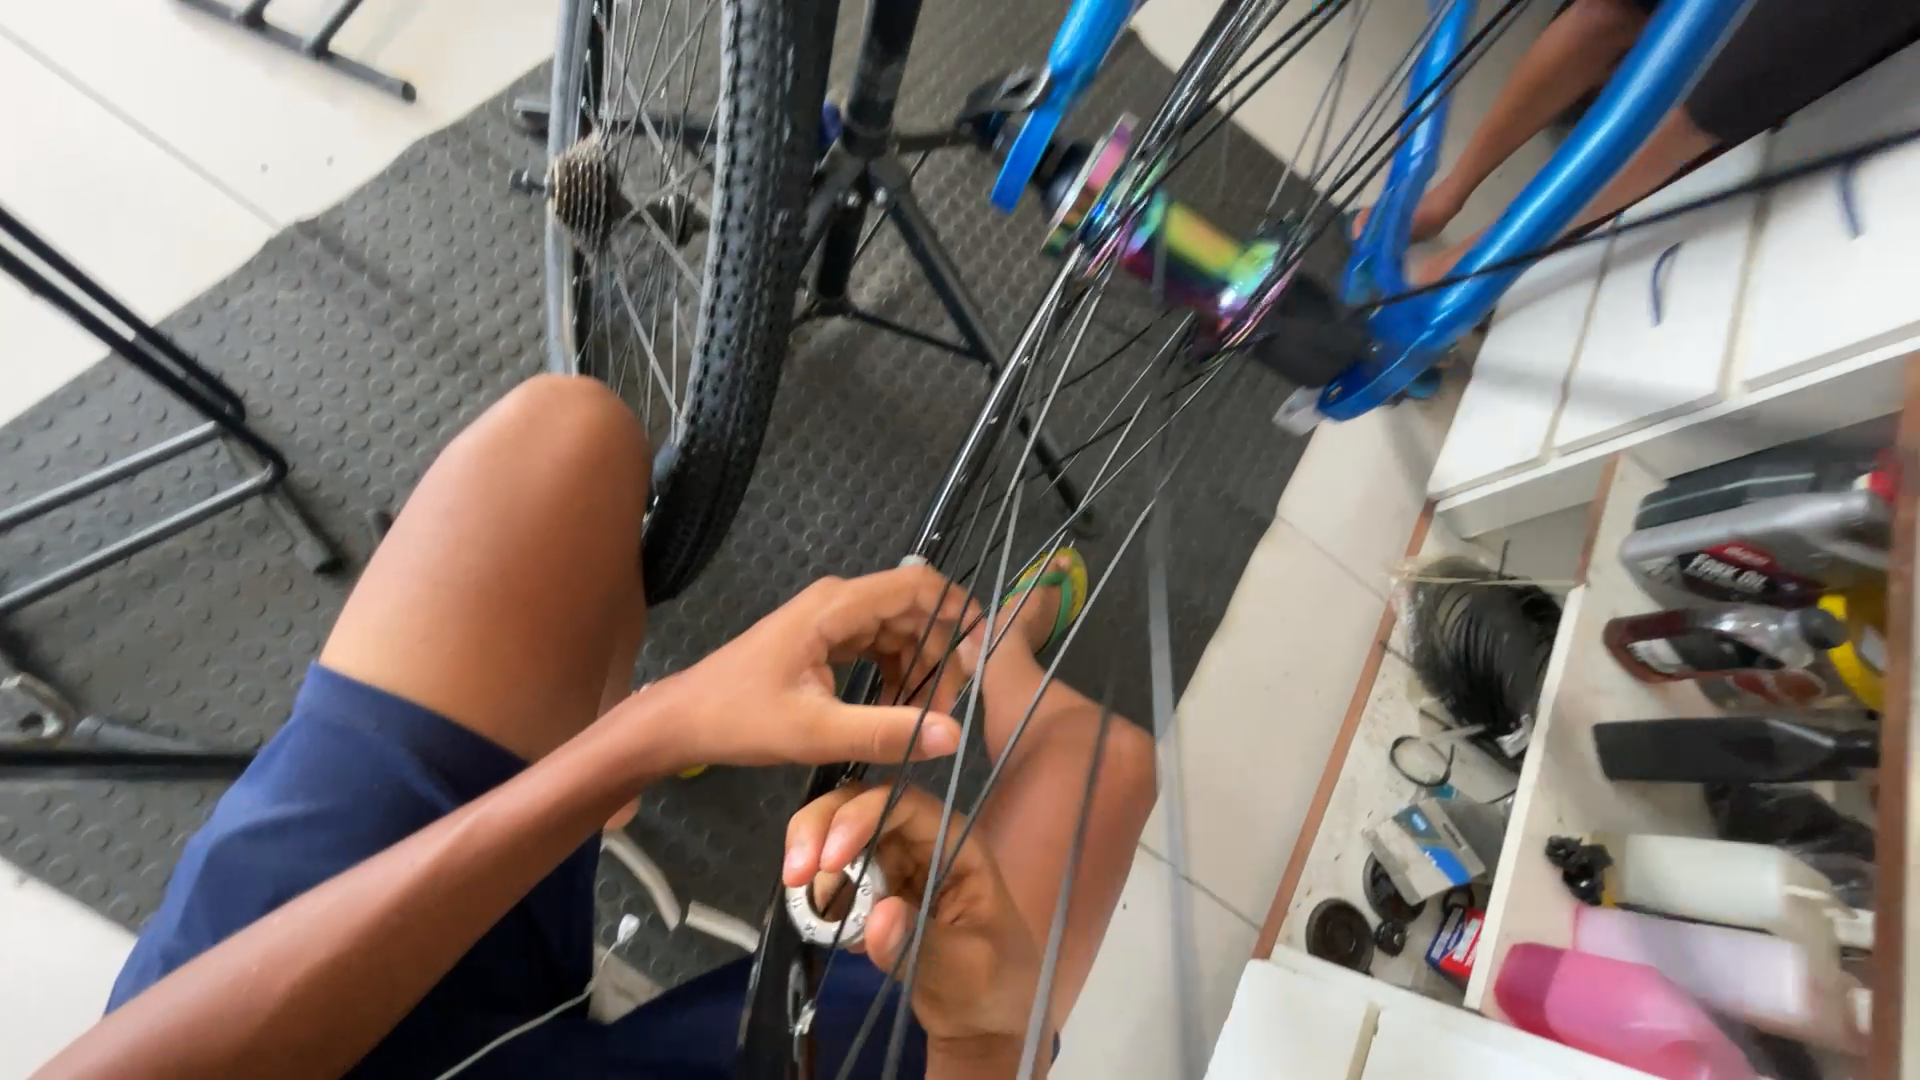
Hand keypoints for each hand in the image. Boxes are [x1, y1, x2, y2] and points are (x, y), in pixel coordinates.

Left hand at [632, 565, 980, 769]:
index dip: (959, 612)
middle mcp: (840, 602)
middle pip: (914, 611)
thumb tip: (953, 735)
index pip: (918, 586)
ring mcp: (832, 619)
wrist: (682, 720)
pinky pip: (878, 646)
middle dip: (941, 654)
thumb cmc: (741, 719)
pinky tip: (896, 709)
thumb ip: (885, 731)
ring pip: (899, 631)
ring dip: (920, 668)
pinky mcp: (826, 638)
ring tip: (923, 716)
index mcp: (838, 606)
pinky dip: (896, 673)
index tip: (981, 656)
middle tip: (948, 708)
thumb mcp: (815, 733)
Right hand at [784, 783, 1043, 1053]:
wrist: (982, 1024)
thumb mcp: (969, 970)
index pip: (903, 803)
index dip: (862, 817)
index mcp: (953, 841)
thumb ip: (923, 943)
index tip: (829, 858)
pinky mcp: (871, 893)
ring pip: (840, 835)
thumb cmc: (995, 987)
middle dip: (821, 826)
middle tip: (794, 873)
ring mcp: (893, 865)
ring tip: (804, 905)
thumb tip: (876, 916)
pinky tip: (816, 922)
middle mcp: (919, 842)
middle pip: (862, 806)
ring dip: (812, 859)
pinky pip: (834, 878)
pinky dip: (815, 892)